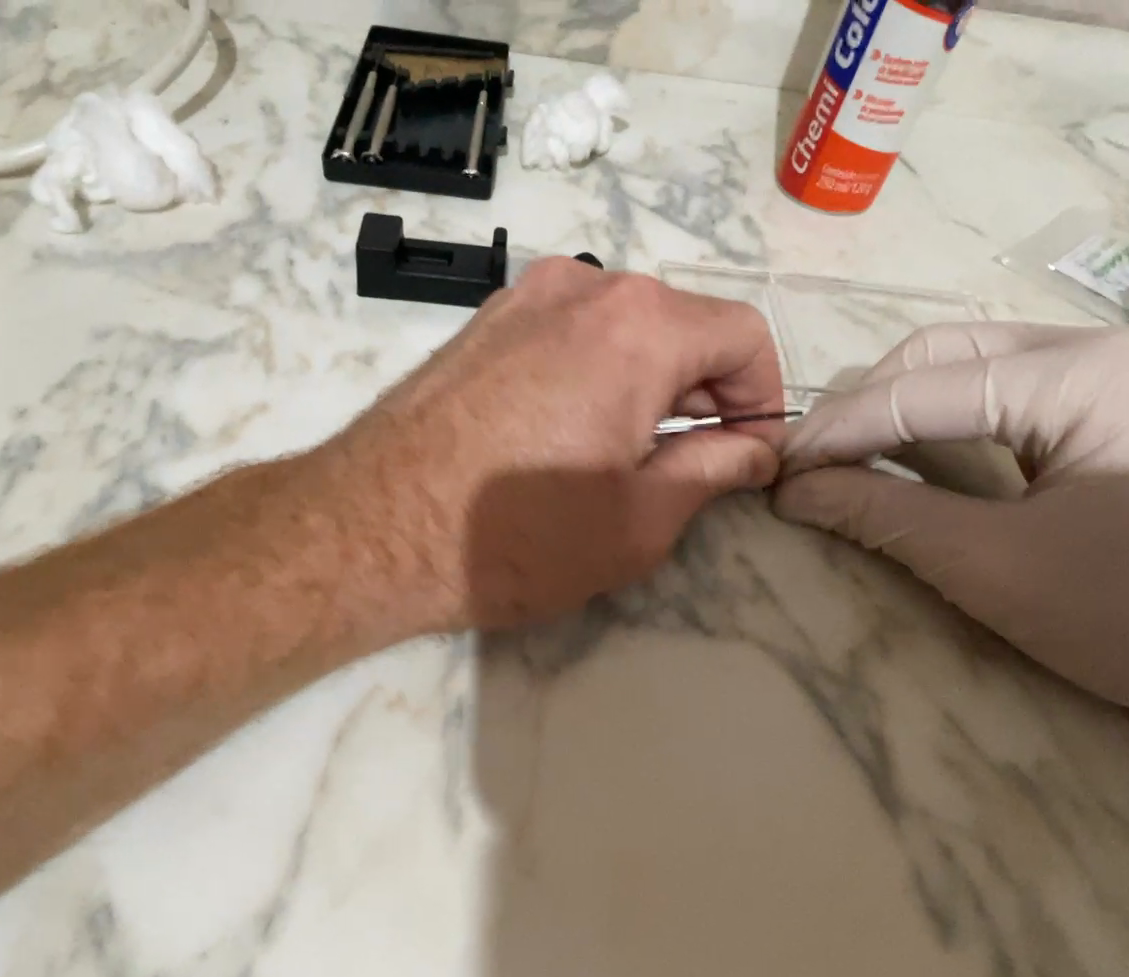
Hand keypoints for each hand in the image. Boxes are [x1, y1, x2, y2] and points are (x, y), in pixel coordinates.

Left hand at [327, 257, 784, 631]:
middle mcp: (583, 287)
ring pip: (623, 329)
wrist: (367, 531)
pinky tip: (570, 436)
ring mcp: (523, 298)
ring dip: (648, 385)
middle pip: (682, 327)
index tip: (747, 459)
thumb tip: (754, 450)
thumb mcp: (638, 522)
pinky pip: (569, 335)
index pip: (743, 337)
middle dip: (704, 395)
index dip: (761, 399)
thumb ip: (713, 471)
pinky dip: (595, 374)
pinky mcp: (483, 323)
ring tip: (626, 459)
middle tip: (691, 470)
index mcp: (637, 326)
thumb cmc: (515, 537)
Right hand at [773, 321, 1128, 710]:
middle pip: (946, 352)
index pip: (923, 386)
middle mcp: (1114, 342)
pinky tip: (916, 451)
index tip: (773, 465)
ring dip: (902, 406)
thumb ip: (884, 515)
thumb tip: (791, 490)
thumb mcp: (995, 569)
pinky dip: (949, 415)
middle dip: (865, 405)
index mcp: (1093, 375)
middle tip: (810, 464)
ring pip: (974, 360)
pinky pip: (1011, 384)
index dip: (836, 428)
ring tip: (850, 459)